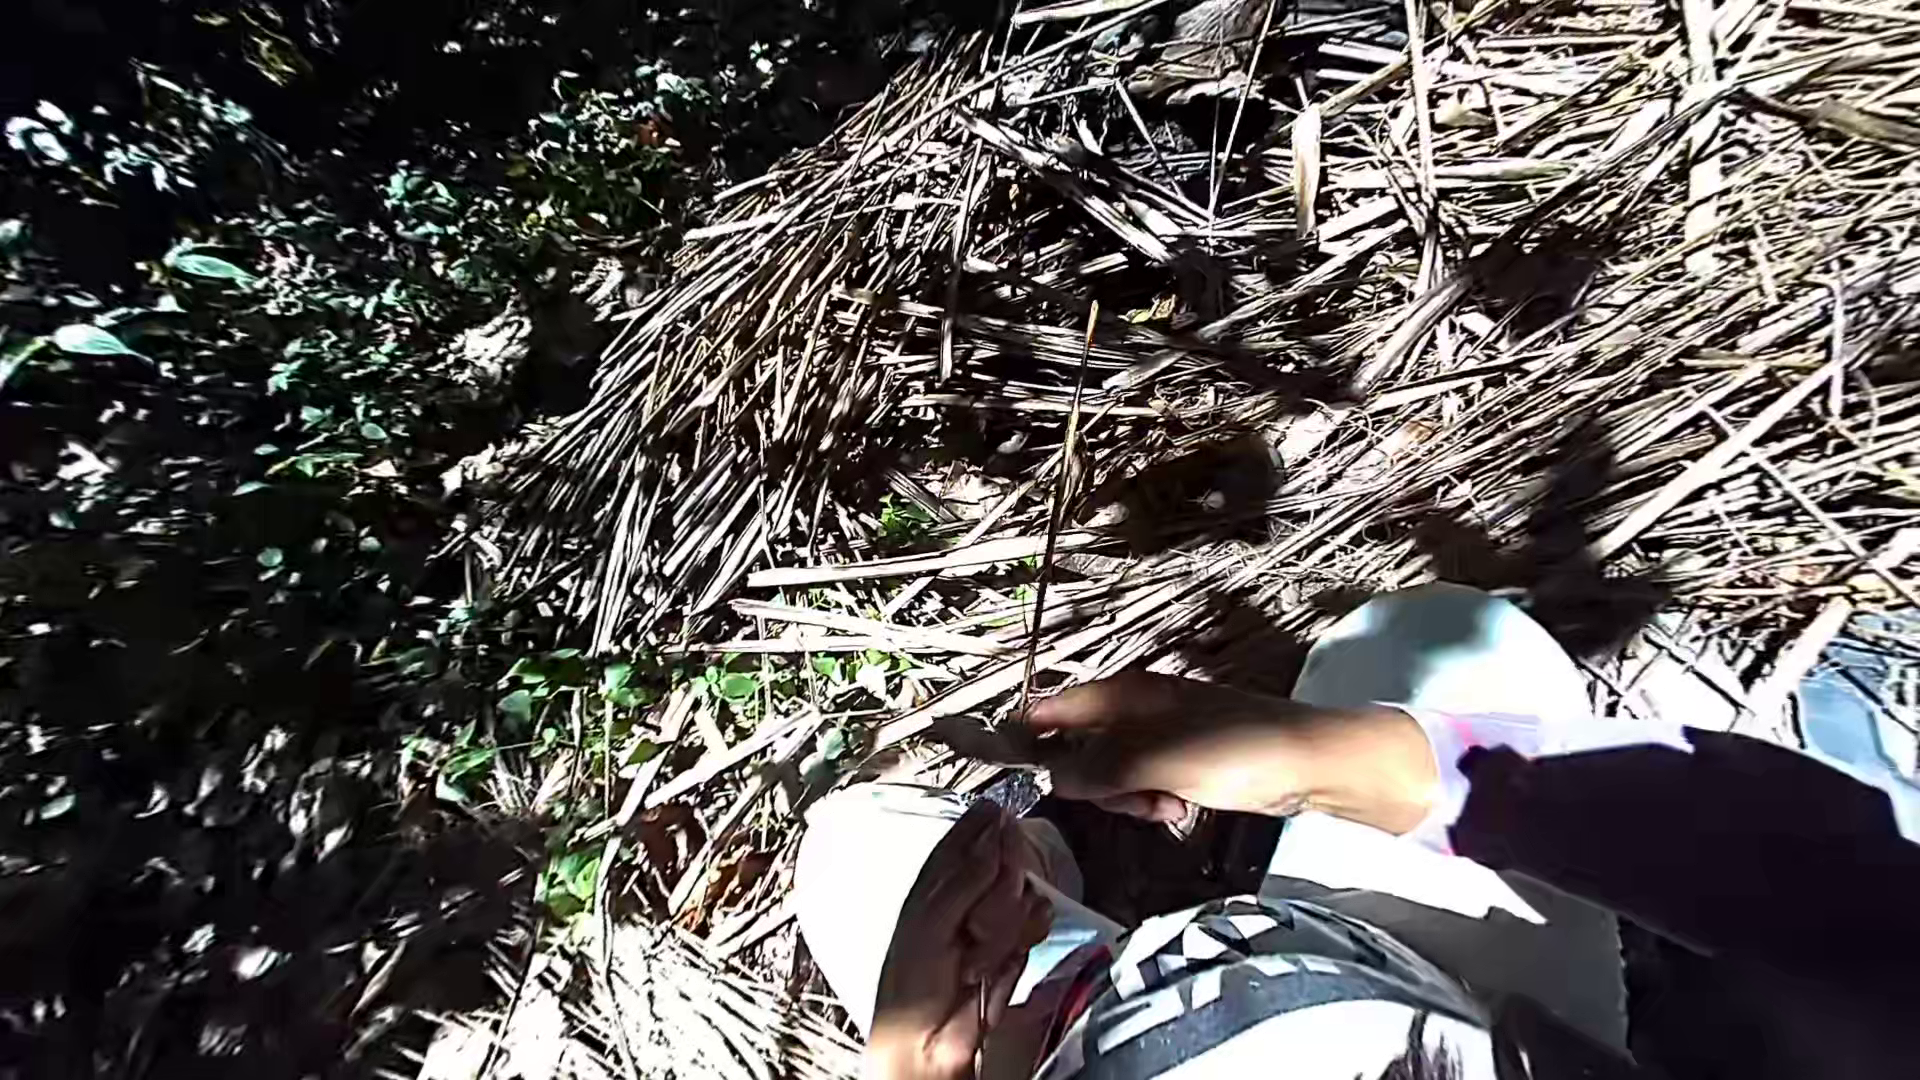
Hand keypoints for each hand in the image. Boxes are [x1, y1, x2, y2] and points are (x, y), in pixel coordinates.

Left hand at [866, 801, 1051, 1079]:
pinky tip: (995, 965)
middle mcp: (975, 880)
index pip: (973, 824)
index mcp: (944, 867)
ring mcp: (1001, 904)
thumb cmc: (915, 973)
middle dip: (997, 891)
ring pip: (1025, 886)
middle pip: (1008, 854)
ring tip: (973, 959)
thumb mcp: (932, 918)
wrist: (931, 1038)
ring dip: (1003, 927)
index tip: (996, 833)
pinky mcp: (1022, 934)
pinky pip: (1039, 917)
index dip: (987, 826)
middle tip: (973, 926)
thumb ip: (967, 874)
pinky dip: (1020, 940)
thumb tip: (998, 824)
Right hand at [1022, 672, 1437, 833]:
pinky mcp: (1179, 754)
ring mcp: (1157, 731)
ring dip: (1125, 793)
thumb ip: (1100, 768)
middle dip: (1094, 778)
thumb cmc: (1232, 751)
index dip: (1030, 735)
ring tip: (1161, 804)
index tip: (1013, 768)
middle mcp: (1133, 708)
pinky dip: (1150, 795)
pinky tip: (1176, 805)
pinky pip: (1142, 778)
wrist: (1310, 762)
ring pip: (1111, 768)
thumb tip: (1053, 778)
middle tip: (1125, 798)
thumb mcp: (1159, 760)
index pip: (1056, 709)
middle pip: (1081, 745)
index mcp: (1122, 695)